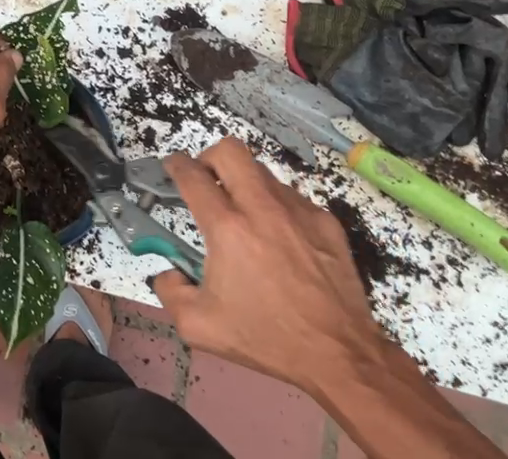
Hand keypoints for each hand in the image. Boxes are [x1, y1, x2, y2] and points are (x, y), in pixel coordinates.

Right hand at [151, 138, 390, 394]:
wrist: (339, 355)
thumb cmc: (266, 338)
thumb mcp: (199, 325)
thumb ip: (168, 290)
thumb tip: (168, 271)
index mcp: (227, 229)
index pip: (192, 176)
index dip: (176, 165)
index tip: (173, 167)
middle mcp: (261, 209)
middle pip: (229, 151)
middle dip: (210, 157)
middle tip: (207, 180)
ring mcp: (298, 212)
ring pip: (262, 172)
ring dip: (244, 183)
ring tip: (244, 215)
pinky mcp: (325, 223)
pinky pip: (291, 198)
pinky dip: (276, 207)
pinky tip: (279, 238)